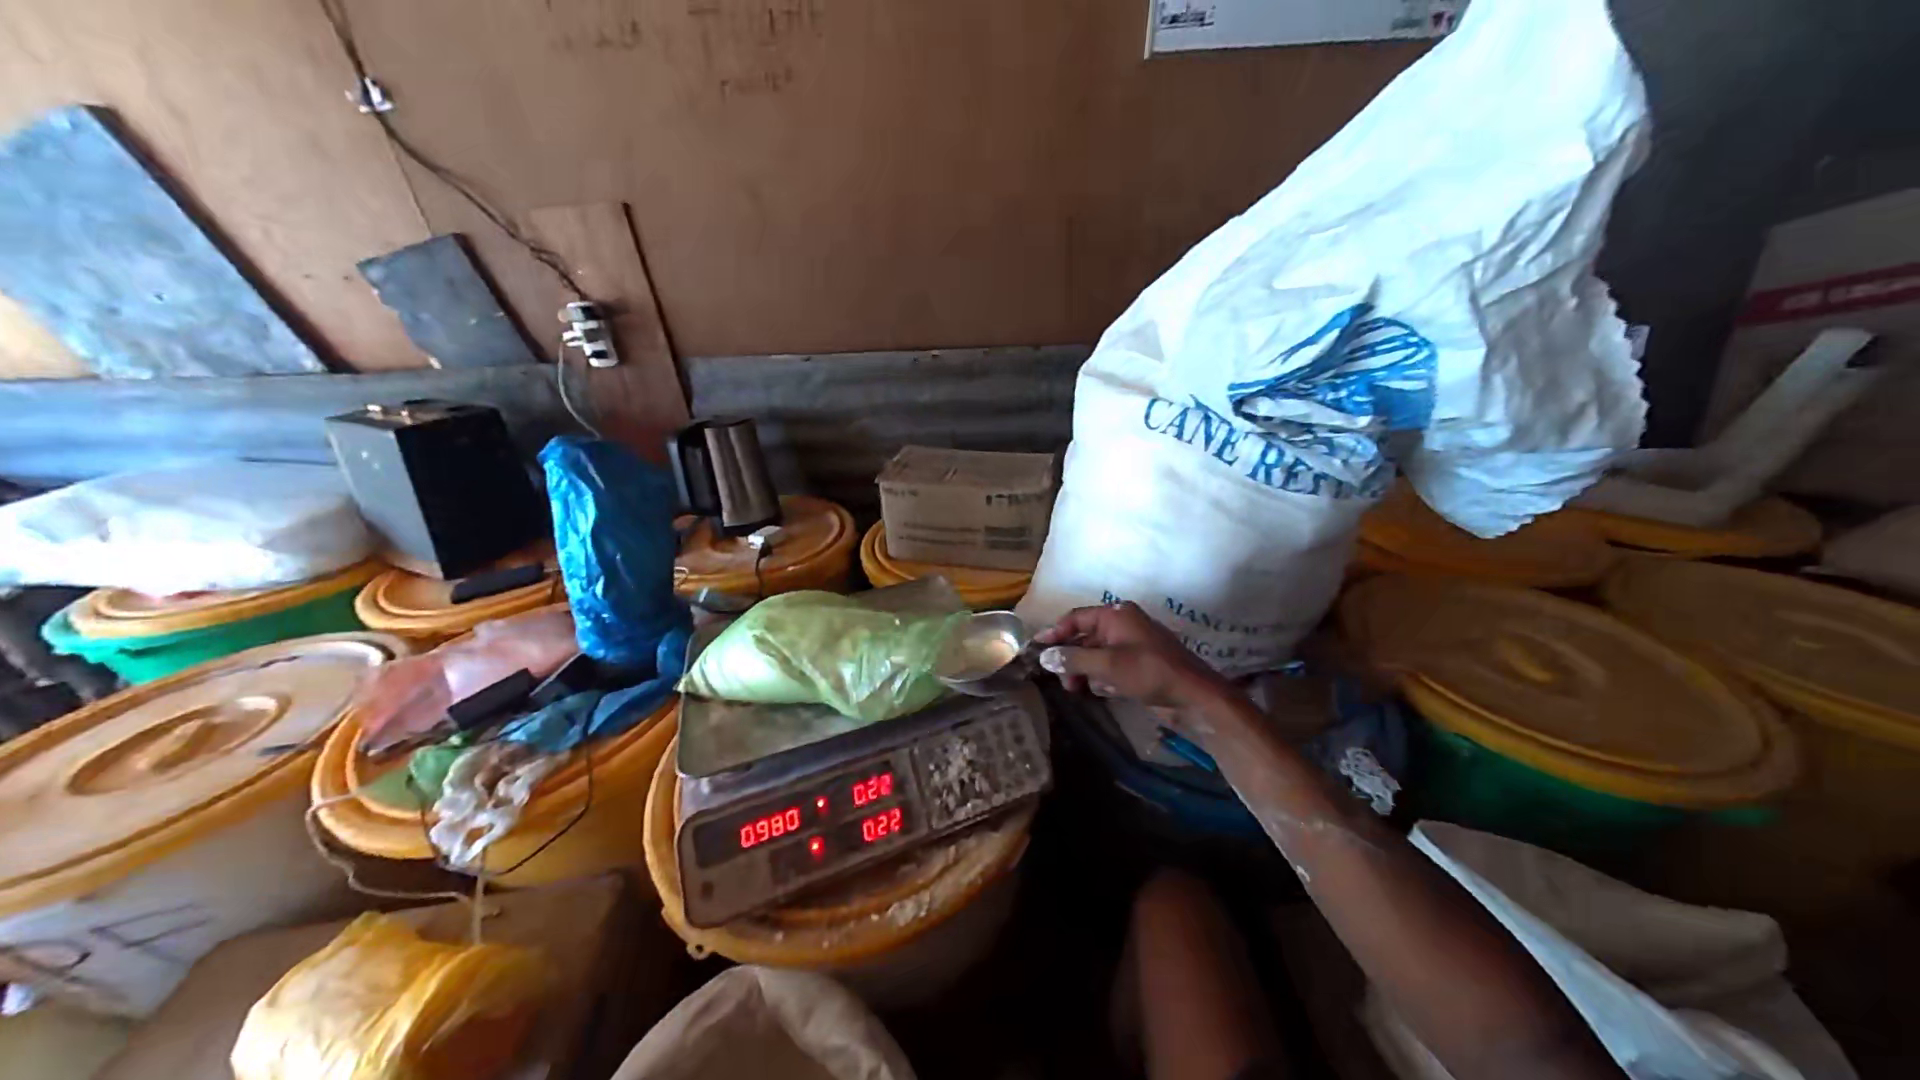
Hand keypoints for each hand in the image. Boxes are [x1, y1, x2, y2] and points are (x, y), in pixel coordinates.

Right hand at [1033, 601, 1233, 709]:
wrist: (1193, 697)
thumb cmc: (1150, 672)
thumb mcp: (1107, 665)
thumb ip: (1073, 659)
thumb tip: (1045, 657)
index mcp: (1117, 615)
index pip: (1076, 618)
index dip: (1055, 632)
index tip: (1037, 648)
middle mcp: (1123, 625)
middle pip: (1085, 637)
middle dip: (1070, 658)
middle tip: (1061, 680)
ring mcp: (1132, 646)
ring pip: (1096, 655)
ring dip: (1084, 671)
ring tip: (1076, 689)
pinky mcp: (1139, 667)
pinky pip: (1110, 668)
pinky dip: (1101, 678)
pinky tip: (1100, 692)